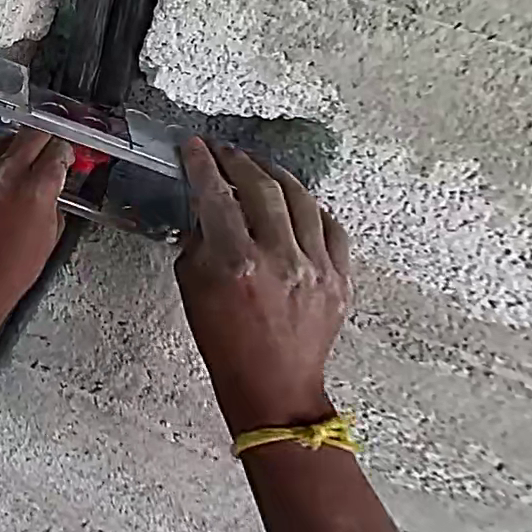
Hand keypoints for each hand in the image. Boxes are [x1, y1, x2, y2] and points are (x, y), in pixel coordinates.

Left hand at [0, 131, 73, 314]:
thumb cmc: (11, 266)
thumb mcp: (51, 233)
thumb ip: (55, 198)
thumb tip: (56, 181)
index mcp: (36, 188)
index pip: (58, 149)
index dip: (65, 151)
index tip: (65, 155)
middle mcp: (8, 173)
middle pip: (34, 133)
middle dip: (46, 139)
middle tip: (48, 149)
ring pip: (5, 137)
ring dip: (17, 145)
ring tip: (21, 160)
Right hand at [175, 137, 351, 432]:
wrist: (273, 384)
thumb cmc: (223, 338)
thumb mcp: (192, 284)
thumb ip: (199, 238)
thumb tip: (206, 203)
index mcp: (235, 262)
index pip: (216, 195)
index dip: (203, 164)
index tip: (195, 147)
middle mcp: (279, 259)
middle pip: (261, 187)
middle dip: (238, 160)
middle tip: (224, 150)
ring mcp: (315, 268)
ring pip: (300, 198)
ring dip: (274, 174)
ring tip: (258, 165)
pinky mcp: (339, 279)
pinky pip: (330, 226)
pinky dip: (311, 206)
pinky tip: (295, 200)